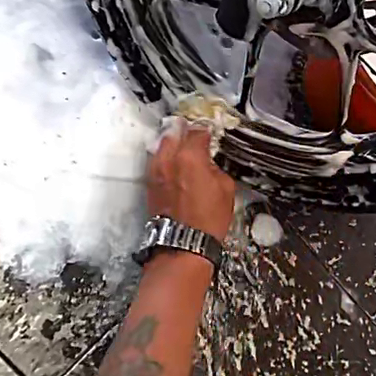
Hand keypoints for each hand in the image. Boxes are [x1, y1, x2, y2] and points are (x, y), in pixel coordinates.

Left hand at [147, 119, 234, 238]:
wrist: (184, 244)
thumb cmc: (206, 220)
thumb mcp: (226, 188)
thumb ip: (216, 167)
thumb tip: (209, 163)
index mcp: (189, 158)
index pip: (197, 132)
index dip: (206, 131)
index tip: (210, 134)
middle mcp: (168, 160)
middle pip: (175, 132)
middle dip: (186, 131)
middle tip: (195, 134)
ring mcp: (156, 171)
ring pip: (162, 144)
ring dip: (173, 142)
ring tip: (183, 146)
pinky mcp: (150, 183)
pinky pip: (157, 160)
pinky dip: (165, 157)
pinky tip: (175, 163)